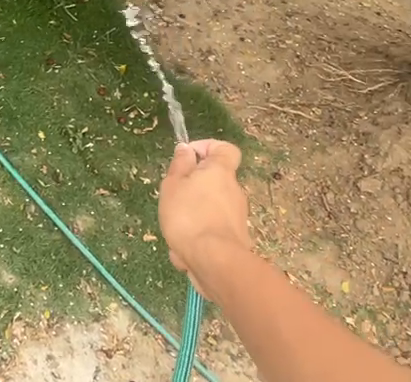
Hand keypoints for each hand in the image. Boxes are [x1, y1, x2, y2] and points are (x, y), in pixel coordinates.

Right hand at [157, 139, 249, 294]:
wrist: (215, 263)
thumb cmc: (188, 216)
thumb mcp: (173, 184)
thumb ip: (180, 164)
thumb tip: (186, 149)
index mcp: (221, 171)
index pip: (226, 149)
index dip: (207, 147)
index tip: (188, 157)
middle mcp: (234, 191)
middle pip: (214, 181)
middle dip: (192, 189)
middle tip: (174, 198)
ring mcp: (237, 217)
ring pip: (209, 209)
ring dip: (192, 217)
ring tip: (175, 231)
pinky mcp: (236, 241)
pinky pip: (212, 231)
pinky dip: (198, 238)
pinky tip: (184, 253)